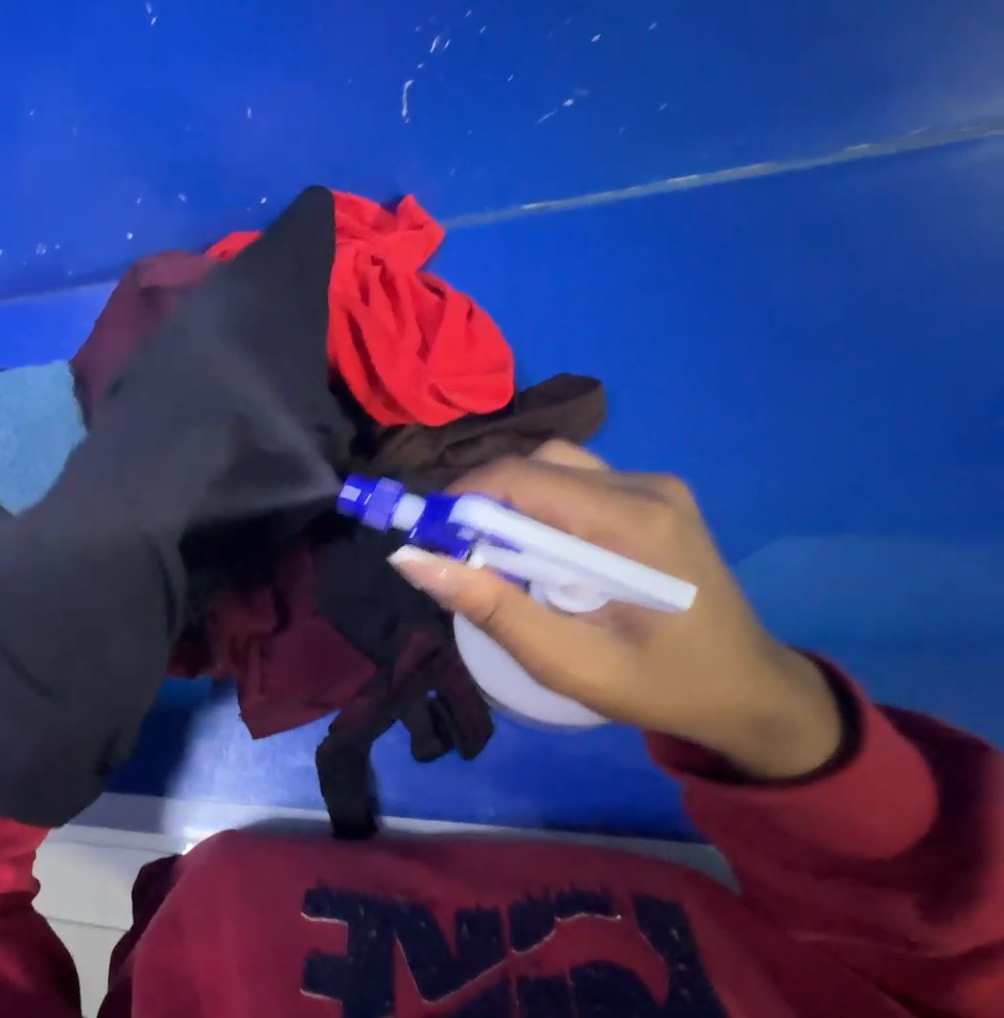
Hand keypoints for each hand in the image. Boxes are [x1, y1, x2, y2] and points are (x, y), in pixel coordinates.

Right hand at [387, 442, 843, 780]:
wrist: (749, 691)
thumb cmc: (658, 684)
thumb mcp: (565, 662)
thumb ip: (488, 605)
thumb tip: (407, 558)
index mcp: (630, 524)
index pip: (517, 478)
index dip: (459, 502)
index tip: (432, 543)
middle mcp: (645, 489)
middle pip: (531, 464)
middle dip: (482, 502)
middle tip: (464, 555)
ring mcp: (656, 487)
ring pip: (550, 464)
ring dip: (511, 501)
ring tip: (503, 555)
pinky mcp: (655, 496)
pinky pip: (574, 478)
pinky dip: (539, 504)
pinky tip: (544, 550)